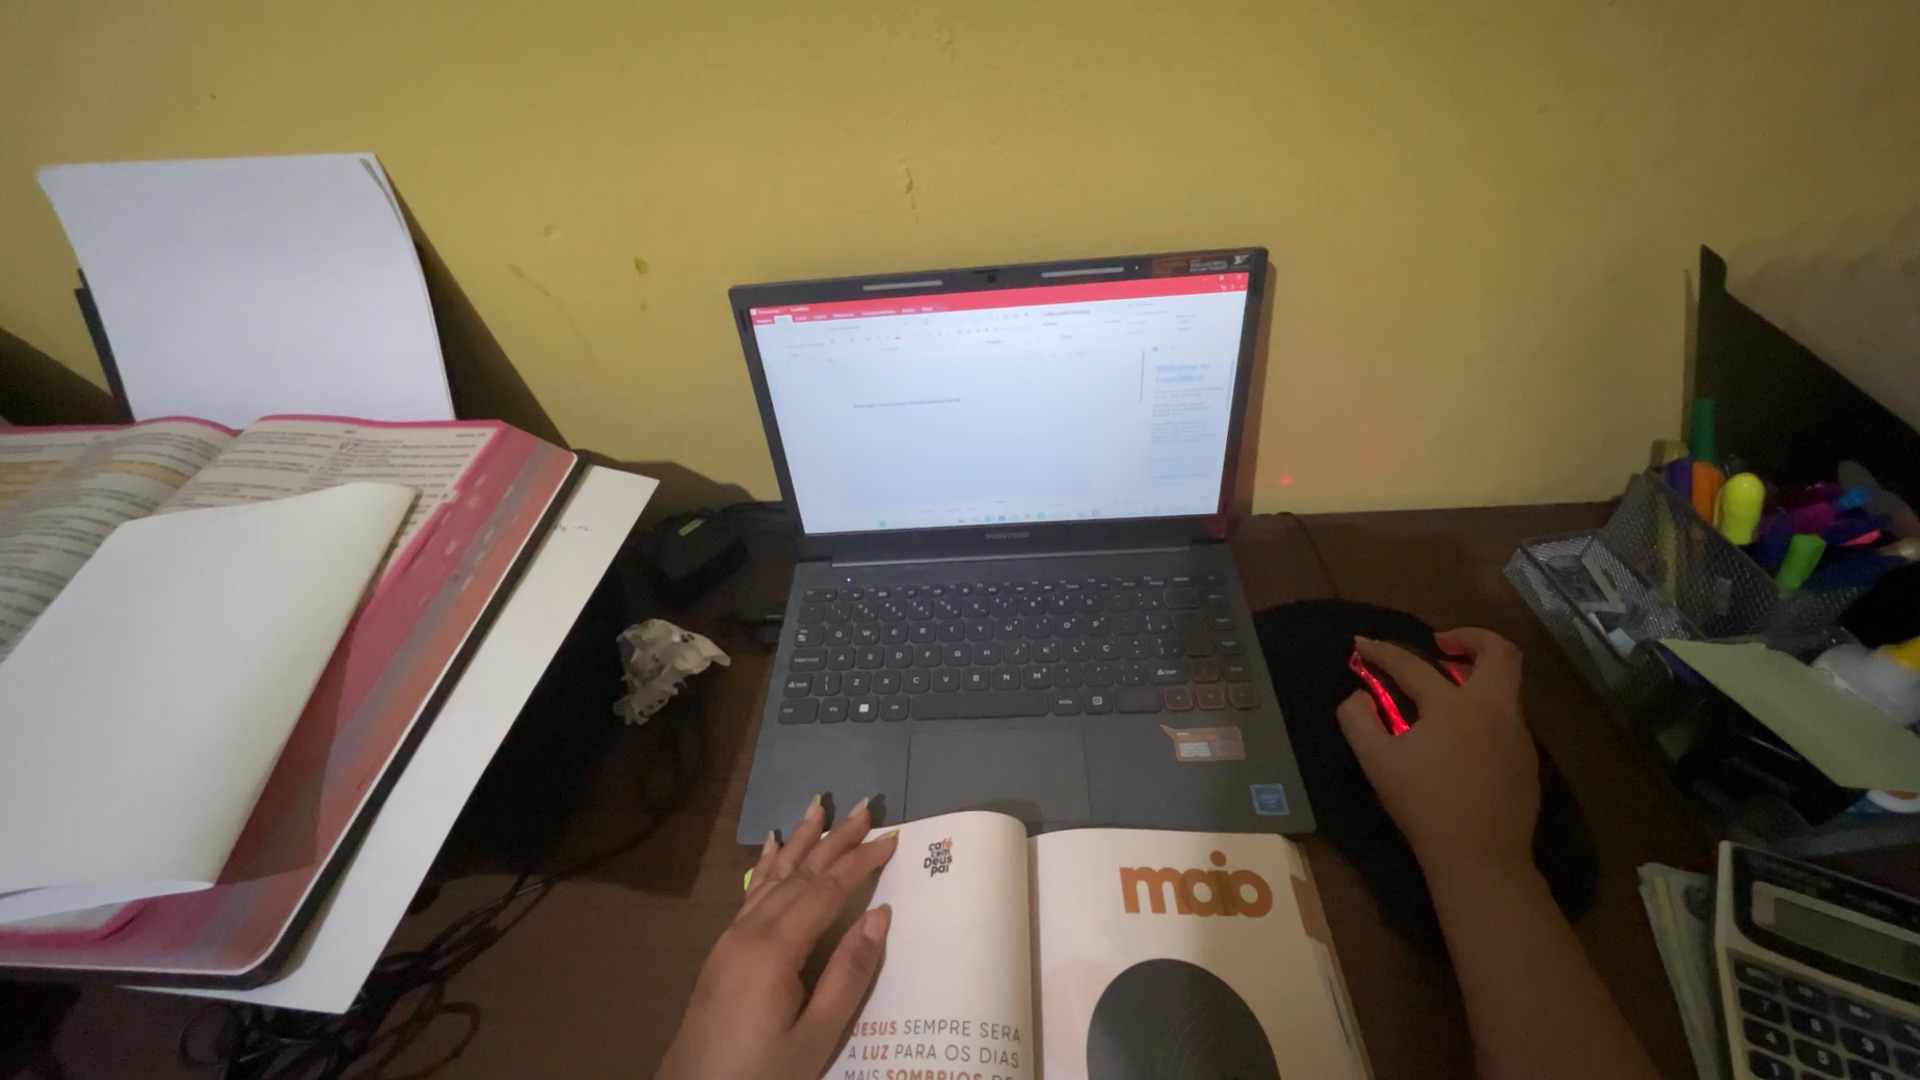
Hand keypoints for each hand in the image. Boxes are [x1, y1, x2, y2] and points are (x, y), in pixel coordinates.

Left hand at [656, 798, 897, 1079]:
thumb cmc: (759, 1075)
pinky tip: (772, 843)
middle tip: (863, 807)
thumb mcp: (815, 1038)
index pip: (828, 889)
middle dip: (835, 839)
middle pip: (802, 872)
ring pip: (775, 874)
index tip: (891, 838)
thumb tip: (880, 913)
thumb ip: (849, 974)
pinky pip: (752, 891)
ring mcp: (732, 936)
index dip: (860, 861)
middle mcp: (752, 929)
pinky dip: (767, 863)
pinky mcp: (724, 947)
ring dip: (801, 839)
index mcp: (776, 948)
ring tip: (818, 805)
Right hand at [1335, 629, 1538, 876]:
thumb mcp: (1375, 760)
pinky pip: (1505, 716)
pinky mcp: (1526, 759)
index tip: (1361, 644)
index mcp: (1454, 706)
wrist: (1480, 857)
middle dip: (1469, 637)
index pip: (1412, 664)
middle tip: (1438, 643)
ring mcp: (1517, 734)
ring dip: (1475, 674)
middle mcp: (1494, 710)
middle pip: (1499, 652)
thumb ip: (1358, 718)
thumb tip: (1360, 696)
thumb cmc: (1423, 803)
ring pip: (1506, 685)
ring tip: (1441, 690)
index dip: (1381, 651)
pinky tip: (1456, 733)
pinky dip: (1481, 707)